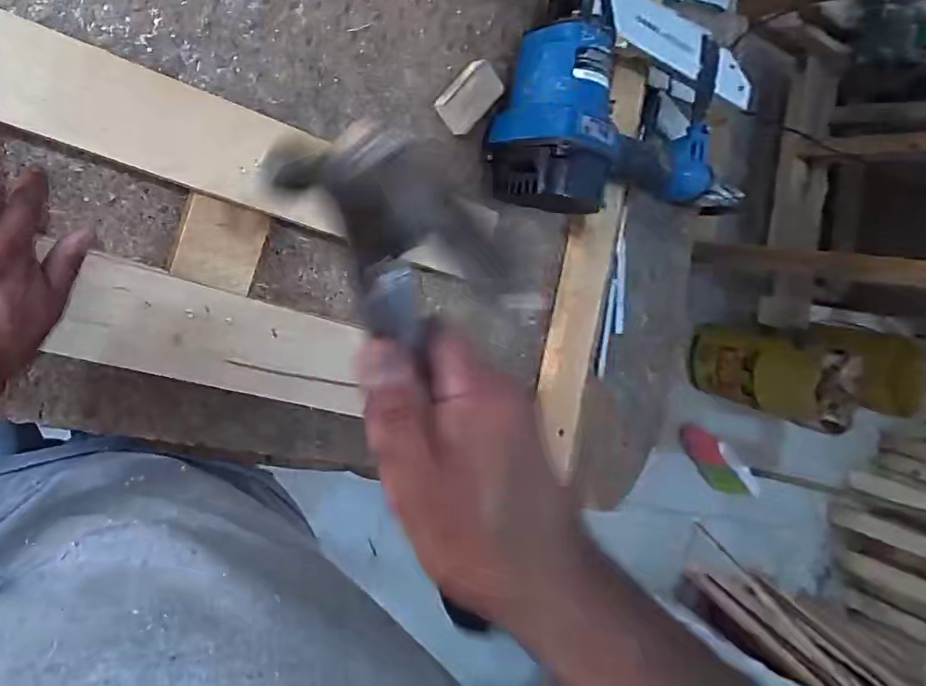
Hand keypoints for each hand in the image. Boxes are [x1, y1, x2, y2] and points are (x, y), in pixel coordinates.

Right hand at [359, 332, 596, 628]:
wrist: (549, 594)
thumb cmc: (473, 534)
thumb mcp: (414, 472)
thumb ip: (394, 405)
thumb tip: (376, 343)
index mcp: (479, 387)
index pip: (432, 331)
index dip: (400, 351)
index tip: (382, 395)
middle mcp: (504, 387)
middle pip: (440, 363)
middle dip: (410, 393)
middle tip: (398, 446)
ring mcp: (517, 413)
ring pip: (452, 391)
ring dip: (427, 418)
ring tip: (419, 470)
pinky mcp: (521, 438)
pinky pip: (470, 415)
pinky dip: (449, 436)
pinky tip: (445, 481)